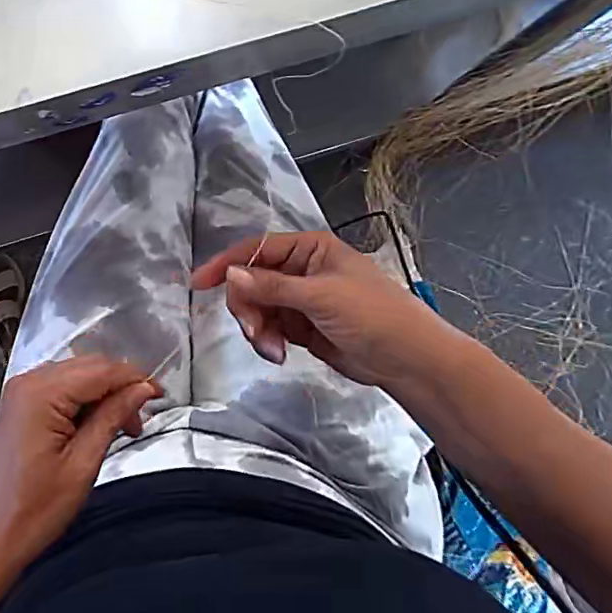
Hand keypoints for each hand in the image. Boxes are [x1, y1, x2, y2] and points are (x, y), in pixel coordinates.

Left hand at [0, 356, 158, 602]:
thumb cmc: (30, 510)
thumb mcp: (83, 463)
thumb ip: (113, 417)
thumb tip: (139, 390)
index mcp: (40, 393)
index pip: (100, 370)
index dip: (134, 378)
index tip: (159, 392)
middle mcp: (26, 383)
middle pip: (86, 366)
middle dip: (119, 386)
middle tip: (142, 417)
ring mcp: (19, 392)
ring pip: (74, 375)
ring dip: (102, 394)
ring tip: (122, 426)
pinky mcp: (18, 405)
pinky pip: (58, 389)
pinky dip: (81, 400)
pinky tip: (96, 425)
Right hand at [190, 228, 459, 386]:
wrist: (412, 364)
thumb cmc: (374, 316)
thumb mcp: (321, 296)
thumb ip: (271, 286)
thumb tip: (230, 276)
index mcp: (308, 249)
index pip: (255, 250)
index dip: (225, 265)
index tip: (199, 284)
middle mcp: (299, 269)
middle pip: (249, 282)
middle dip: (247, 308)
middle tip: (254, 331)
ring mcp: (298, 299)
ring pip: (255, 307)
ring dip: (256, 328)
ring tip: (272, 349)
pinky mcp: (299, 326)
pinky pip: (266, 327)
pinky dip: (266, 340)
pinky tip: (278, 354)